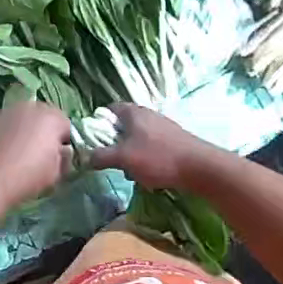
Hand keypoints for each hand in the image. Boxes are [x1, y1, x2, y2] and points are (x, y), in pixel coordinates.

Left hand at [0, 101, 74, 210]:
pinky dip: (10, 134)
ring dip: (27, 131)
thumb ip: (64, 158)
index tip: (57, 158)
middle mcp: (30, 107)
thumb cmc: (28, 176)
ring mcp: (8, 112)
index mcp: (52, 118)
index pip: (66, 126)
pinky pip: (8, 125)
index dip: (64, 143)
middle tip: (41, 155)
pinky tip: (6, 153)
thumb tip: (61, 151)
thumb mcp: (57, 173)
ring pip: (25, 119)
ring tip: (21, 154)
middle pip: (45, 117)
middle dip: (45, 132)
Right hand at [88, 103, 216, 189]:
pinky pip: (152, 147)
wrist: (198, 167)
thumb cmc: (157, 157)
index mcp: (134, 112)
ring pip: (138, 138)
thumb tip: (85, 158)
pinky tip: (149, 174)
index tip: (93, 140)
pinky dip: (146, 159)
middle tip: (110, 159)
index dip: (99, 122)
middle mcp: (149, 115)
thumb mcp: (123, 158)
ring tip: (130, 172)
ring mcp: (163, 127)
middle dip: (115, 143)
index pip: (110, 109)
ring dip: (130, 154)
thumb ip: (101, 157)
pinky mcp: (174, 141)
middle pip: (124, 125)